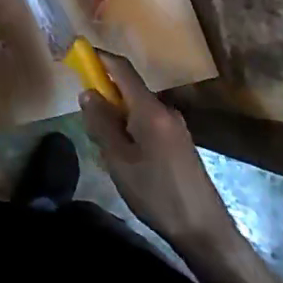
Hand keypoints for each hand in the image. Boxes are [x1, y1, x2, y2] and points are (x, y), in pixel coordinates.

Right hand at [79, 51, 239, 253]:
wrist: (202, 227)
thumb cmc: (156, 192)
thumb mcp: (119, 160)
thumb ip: (102, 123)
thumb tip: (88, 92)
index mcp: (150, 109)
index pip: (123, 70)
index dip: (101, 59)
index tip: (80, 54)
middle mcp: (166, 110)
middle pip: (130, 90)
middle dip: (105, 96)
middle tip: (87, 121)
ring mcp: (176, 127)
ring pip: (138, 110)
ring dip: (118, 117)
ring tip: (105, 149)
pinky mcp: (179, 143)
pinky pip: (149, 123)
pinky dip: (131, 129)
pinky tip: (126, 158)